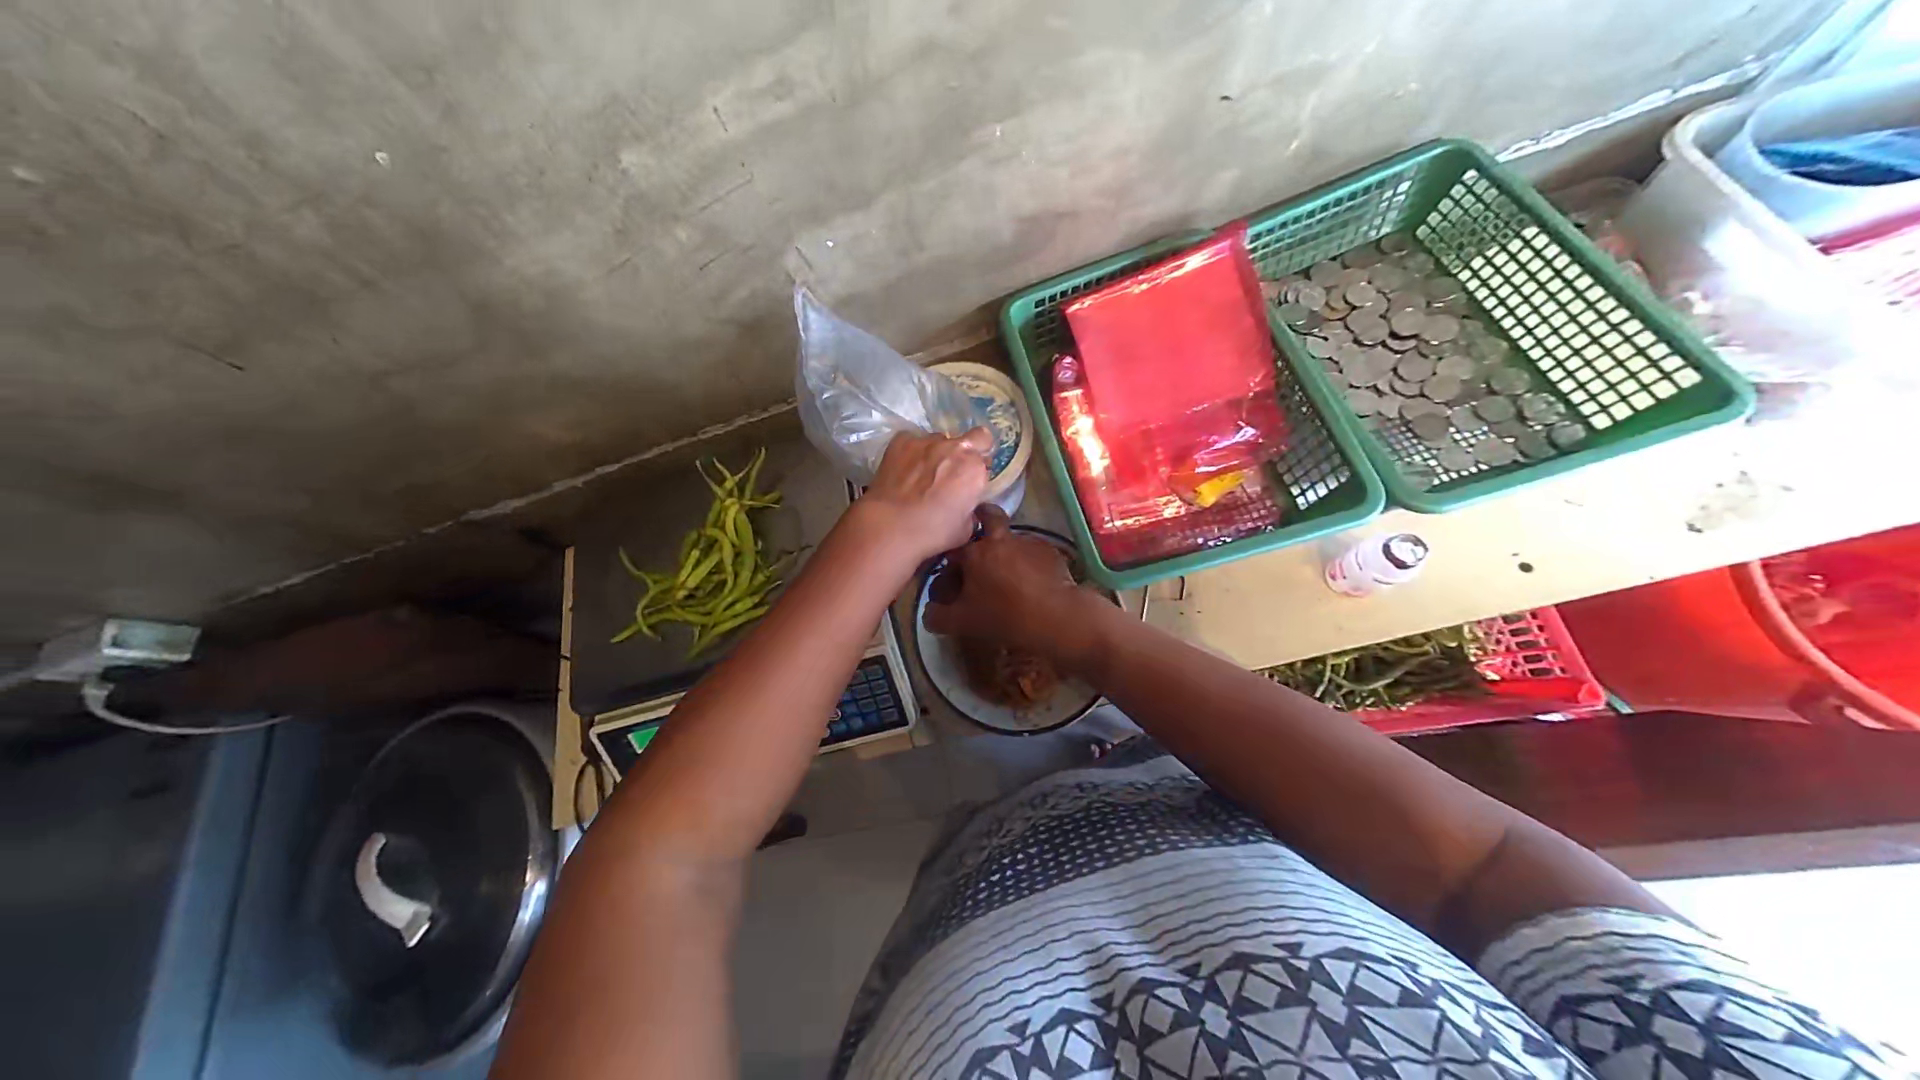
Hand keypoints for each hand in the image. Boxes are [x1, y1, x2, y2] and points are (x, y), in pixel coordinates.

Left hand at [847, 428, 993, 562]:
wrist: (891, 526)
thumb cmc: (933, 532)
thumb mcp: (966, 527)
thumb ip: (970, 506)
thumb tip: (964, 503)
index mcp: (975, 468)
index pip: (987, 449)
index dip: (980, 461)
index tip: (972, 474)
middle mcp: (954, 447)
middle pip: (970, 436)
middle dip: (965, 450)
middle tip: (953, 470)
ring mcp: (926, 441)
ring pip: (938, 440)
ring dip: (936, 453)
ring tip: (921, 474)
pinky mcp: (901, 441)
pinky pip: (912, 441)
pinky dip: (912, 452)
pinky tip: (904, 470)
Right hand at [923, 505, 1106, 659]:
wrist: (1056, 617)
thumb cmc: (1004, 617)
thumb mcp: (962, 623)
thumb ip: (938, 616)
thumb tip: (927, 612)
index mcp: (975, 552)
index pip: (953, 546)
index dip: (949, 557)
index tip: (949, 568)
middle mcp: (1000, 539)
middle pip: (988, 515)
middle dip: (981, 516)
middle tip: (979, 527)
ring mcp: (1028, 542)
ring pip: (1012, 536)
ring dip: (1007, 547)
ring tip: (1009, 571)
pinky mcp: (1051, 551)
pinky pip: (1033, 551)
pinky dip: (1028, 561)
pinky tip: (1031, 580)